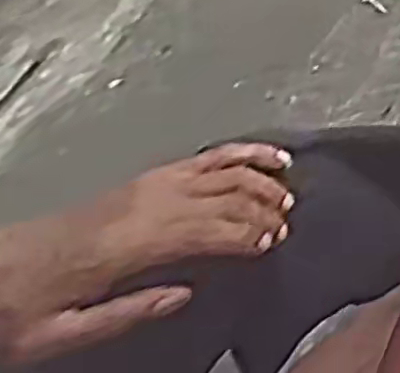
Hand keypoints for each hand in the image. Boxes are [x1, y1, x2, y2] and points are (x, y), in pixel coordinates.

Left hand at [0, 142, 293, 363]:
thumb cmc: (20, 306)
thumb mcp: (51, 334)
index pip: (214, 229)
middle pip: (230, 199)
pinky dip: (251, 152)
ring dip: (266, 185)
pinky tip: (276, 158)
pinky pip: (215, 155)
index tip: (271, 245)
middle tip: (285, 227)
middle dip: (266, 212)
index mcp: (133, 242)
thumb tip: (187, 295)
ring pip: (232, 174)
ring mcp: (156, 184)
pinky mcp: (155, 175)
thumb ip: (122, 316)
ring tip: (287, 199)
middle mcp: (154, 204)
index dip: (250, 235)